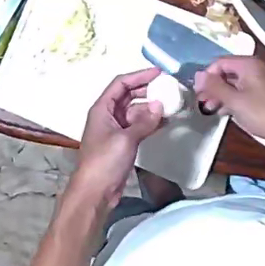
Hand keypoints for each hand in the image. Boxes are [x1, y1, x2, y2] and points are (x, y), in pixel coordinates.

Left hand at [65, 68, 165, 225]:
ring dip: (150, 108)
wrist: (94, 192)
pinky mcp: (120, 143)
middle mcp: (107, 116)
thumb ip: (144, 121)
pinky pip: (136, 126)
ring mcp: (114, 130)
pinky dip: (149, 122)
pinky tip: (164, 123)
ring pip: (133, 111)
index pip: (120, 83)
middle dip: (146, 90)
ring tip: (170, 105)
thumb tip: (160, 105)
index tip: (158, 73)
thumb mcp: (126, 139)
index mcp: (102, 109)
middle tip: (167, 88)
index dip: (139, 75)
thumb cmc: (104, 162)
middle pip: (127, 95)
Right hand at [195, 56, 264, 157]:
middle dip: (213, 86)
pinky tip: (227, 112)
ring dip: (223, 95)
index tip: (197, 93)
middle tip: (202, 103)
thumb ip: (214, 87)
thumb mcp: (234, 101)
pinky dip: (235, 100)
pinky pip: (246, 92)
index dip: (206, 76)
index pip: (220, 62)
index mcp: (249, 64)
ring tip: (212, 109)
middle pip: (228, 72)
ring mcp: (264, 81)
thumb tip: (197, 75)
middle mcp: (257, 68)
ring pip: (236, 83)